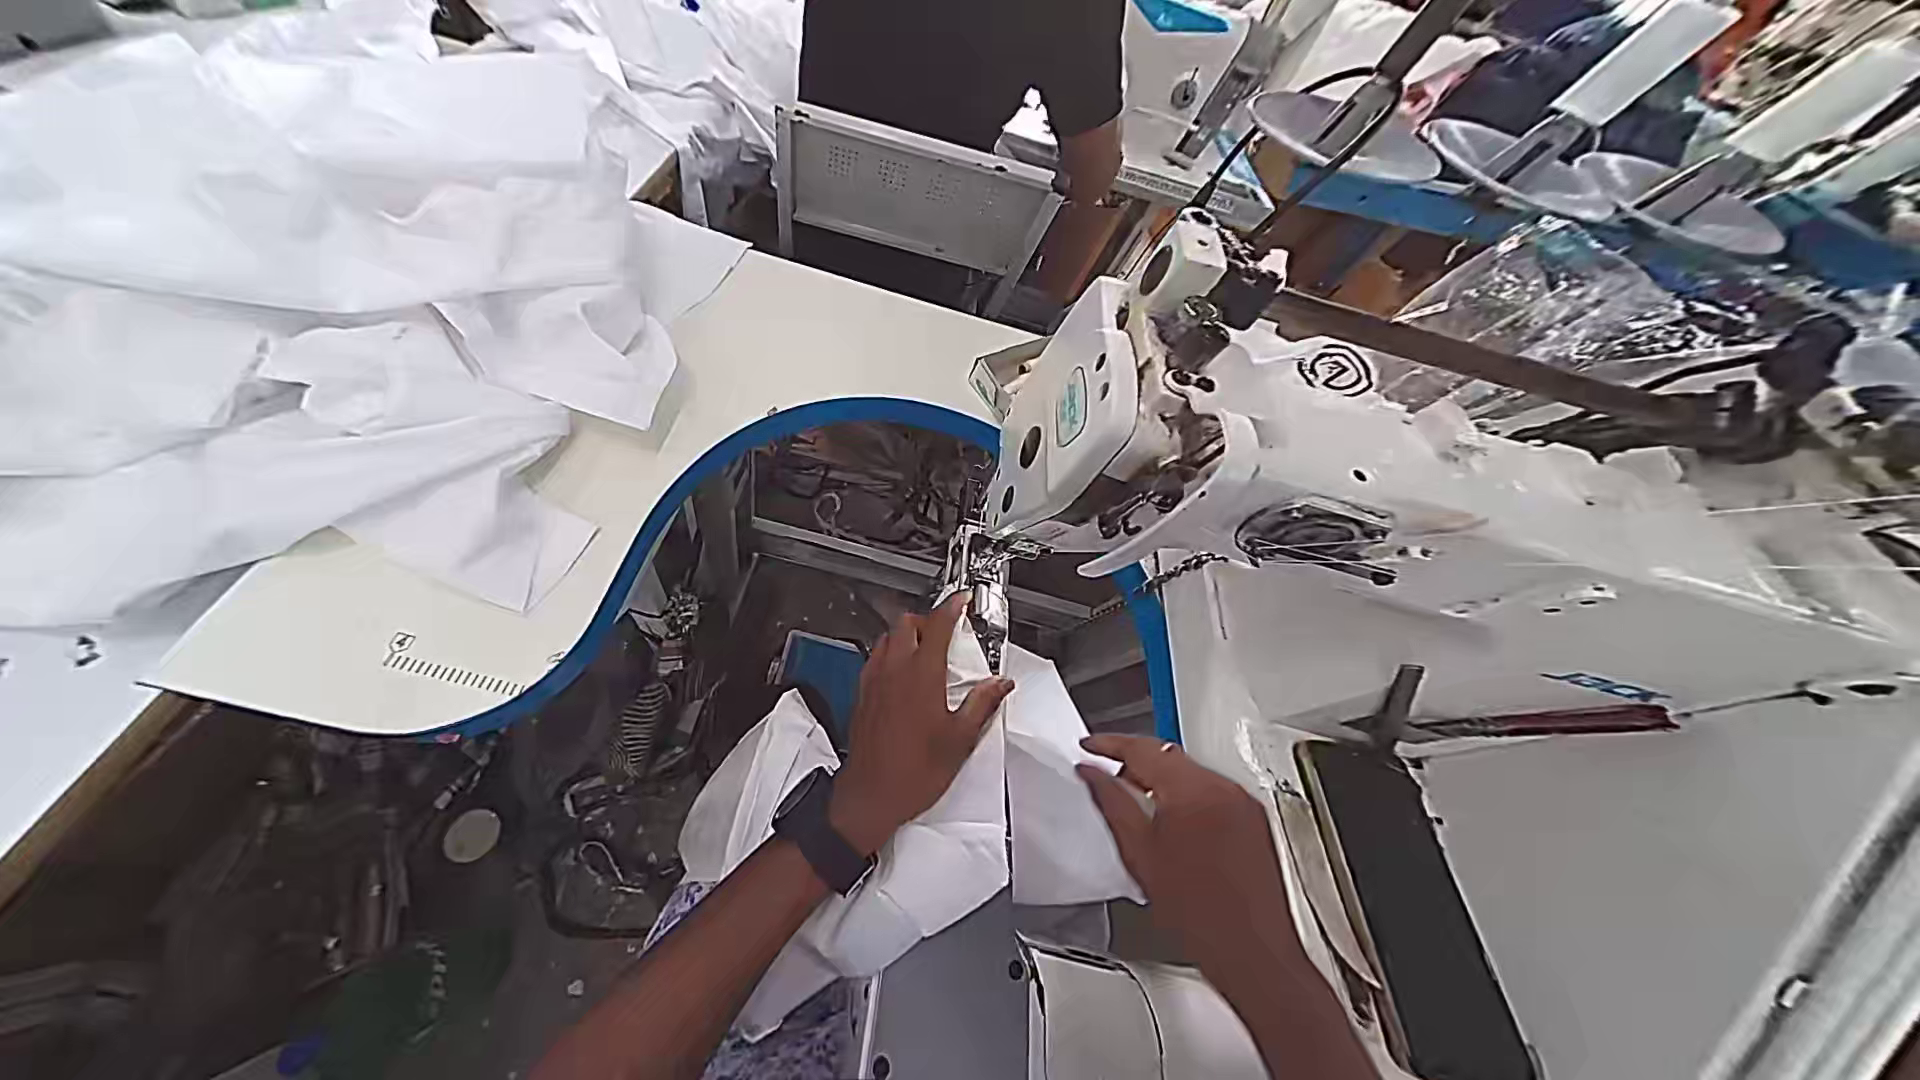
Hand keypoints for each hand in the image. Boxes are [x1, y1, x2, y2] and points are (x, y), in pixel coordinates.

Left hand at [829, 594, 1014, 857]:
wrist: (870, 796)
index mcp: (922, 675)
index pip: (938, 625)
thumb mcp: (960, 739)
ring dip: (907, 635)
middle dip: (928, 619)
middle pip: (907, 623)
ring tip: (926, 650)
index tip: (962, 600)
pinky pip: (875, 658)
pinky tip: (902, 674)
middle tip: (946, 631)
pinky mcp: (862, 694)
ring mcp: (874, 680)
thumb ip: (982, 703)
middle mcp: (894, 670)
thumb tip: (1000, 684)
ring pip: (888, 637)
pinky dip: (890, 654)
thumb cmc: (913, 772)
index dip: (952, 607)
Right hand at [1077, 734, 1294, 973]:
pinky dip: (1185, 793)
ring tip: (1135, 799)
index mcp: (1191, 792)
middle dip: (1134, 760)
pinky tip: (1170, 817)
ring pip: (1189, 770)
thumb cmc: (1201, 916)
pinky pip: (1211, 788)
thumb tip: (1092, 775)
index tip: (1091, 746)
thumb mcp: (1139, 852)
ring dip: (1160, 777)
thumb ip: (1111, 802)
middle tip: (1106, 771)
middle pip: (1168, 755)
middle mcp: (1222, 789)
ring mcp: (1242, 801)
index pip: (1142, 749)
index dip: (1109, 745)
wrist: (1252, 954)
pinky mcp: (1253, 816)